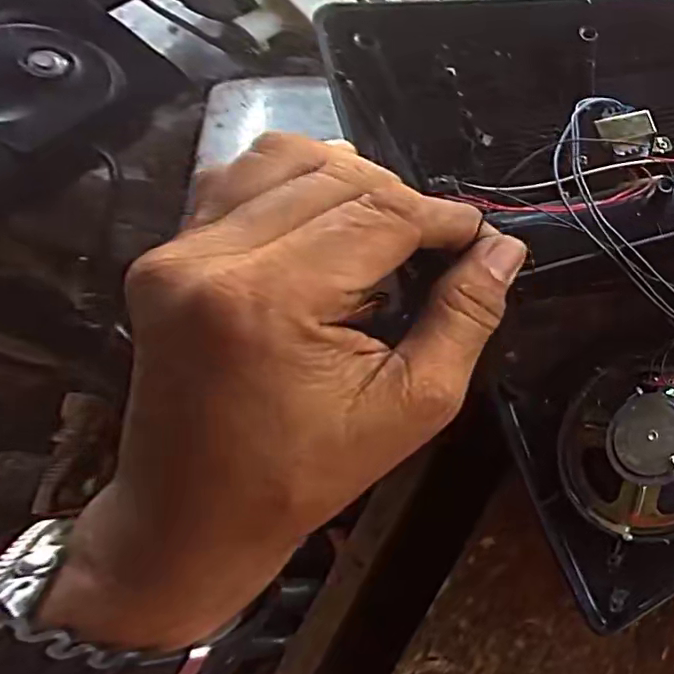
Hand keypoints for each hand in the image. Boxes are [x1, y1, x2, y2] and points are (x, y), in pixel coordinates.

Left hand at [40, 134, 526, 647]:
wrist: (196, 513)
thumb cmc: (317, 467)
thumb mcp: (422, 400)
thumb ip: (468, 315)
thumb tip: (506, 249)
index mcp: (273, 298)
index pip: (384, 213)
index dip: (449, 219)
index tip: (485, 244)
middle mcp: (211, 258)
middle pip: (341, 177)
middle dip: (412, 202)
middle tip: (445, 250)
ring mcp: (177, 251)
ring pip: (290, 160)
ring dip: (361, 184)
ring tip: (395, 233)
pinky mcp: (167, 255)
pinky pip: (243, 177)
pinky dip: (306, 182)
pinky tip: (340, 219)